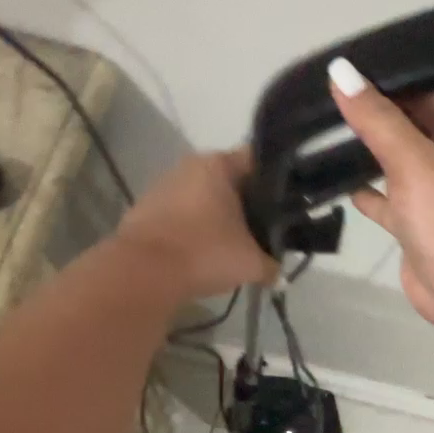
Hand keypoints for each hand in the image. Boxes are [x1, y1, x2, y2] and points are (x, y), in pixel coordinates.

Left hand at [112, 148, 276, 300]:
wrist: (144, 272)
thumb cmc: (205, 253)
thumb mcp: (252, 263)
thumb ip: (272, 264)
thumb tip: (277, 271)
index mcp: (219, 164)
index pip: (258, 160)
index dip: (278, 181)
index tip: (289, 205)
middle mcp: (190, 165)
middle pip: (230, 179)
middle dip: (248, 203)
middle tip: (265, 229)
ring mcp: (164, 185)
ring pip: (204, 196)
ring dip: (220, 216)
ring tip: (235, 245)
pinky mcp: (147, 208)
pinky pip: (183, 213)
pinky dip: (196, 227)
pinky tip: (204, 252)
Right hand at [328, 59, 433, 327]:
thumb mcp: (413, 162)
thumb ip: (377, 119)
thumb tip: (341, 71)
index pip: (427, 94)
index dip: (393, 80)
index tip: (349, 69)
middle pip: (411, 128)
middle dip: (376, 115)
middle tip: (327, 96)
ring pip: (399, 165)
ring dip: (370, 153)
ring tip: (324, 132)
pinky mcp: (419, 229)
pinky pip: (391, 201)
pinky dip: (369, 193)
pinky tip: (338, 184)